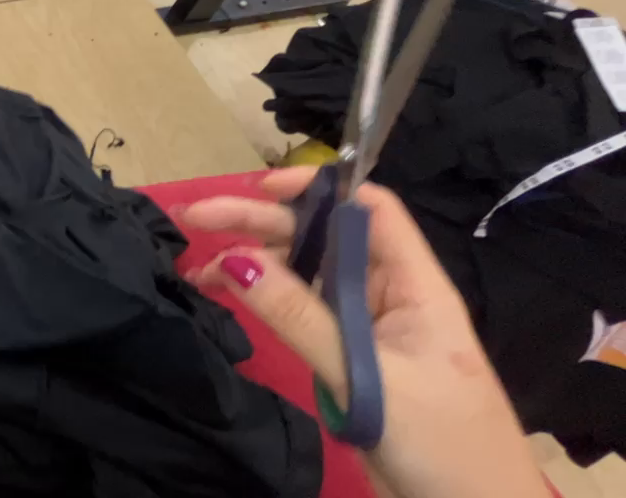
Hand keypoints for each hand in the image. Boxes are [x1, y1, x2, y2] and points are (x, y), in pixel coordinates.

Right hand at [181, 168, 548, 497]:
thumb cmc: (440, 445)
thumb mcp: (364, 376)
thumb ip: (298, 315)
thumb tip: (232, 258)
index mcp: (412, 289)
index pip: (370, 212)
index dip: (318, 188)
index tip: (258, 188)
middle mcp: (384, 293)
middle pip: (318, 235)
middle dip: (256, 220)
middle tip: (193, 218)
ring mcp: (361, 321)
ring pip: (298, 267)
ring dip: (247, 257)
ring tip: (196, 265)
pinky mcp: (341, 348)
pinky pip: (292, 302)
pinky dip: (253, 290)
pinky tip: (216, 290)